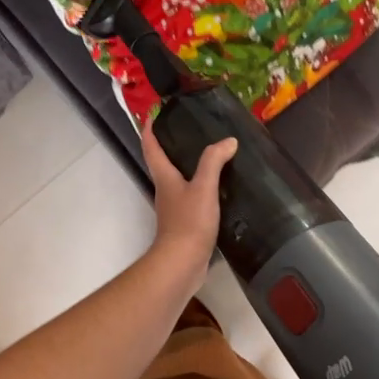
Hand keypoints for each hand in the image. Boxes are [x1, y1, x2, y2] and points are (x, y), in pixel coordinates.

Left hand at [141, 117, 236, 293]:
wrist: (182, 264)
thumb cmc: (189, 222)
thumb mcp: (203, 187)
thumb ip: (214, 161)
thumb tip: (228, 141)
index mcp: (164, 178)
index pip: (152, 148)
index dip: (150, 130)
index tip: (153, 114)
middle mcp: (165, 191)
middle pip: (163, 164)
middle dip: (171, 146)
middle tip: (191, 130)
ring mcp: (174, 209)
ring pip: (178, 181)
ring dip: (189, 168)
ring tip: (211, 156)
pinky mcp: (185, 224)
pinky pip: (192, 198)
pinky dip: (202, 188)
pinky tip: (219, 189)